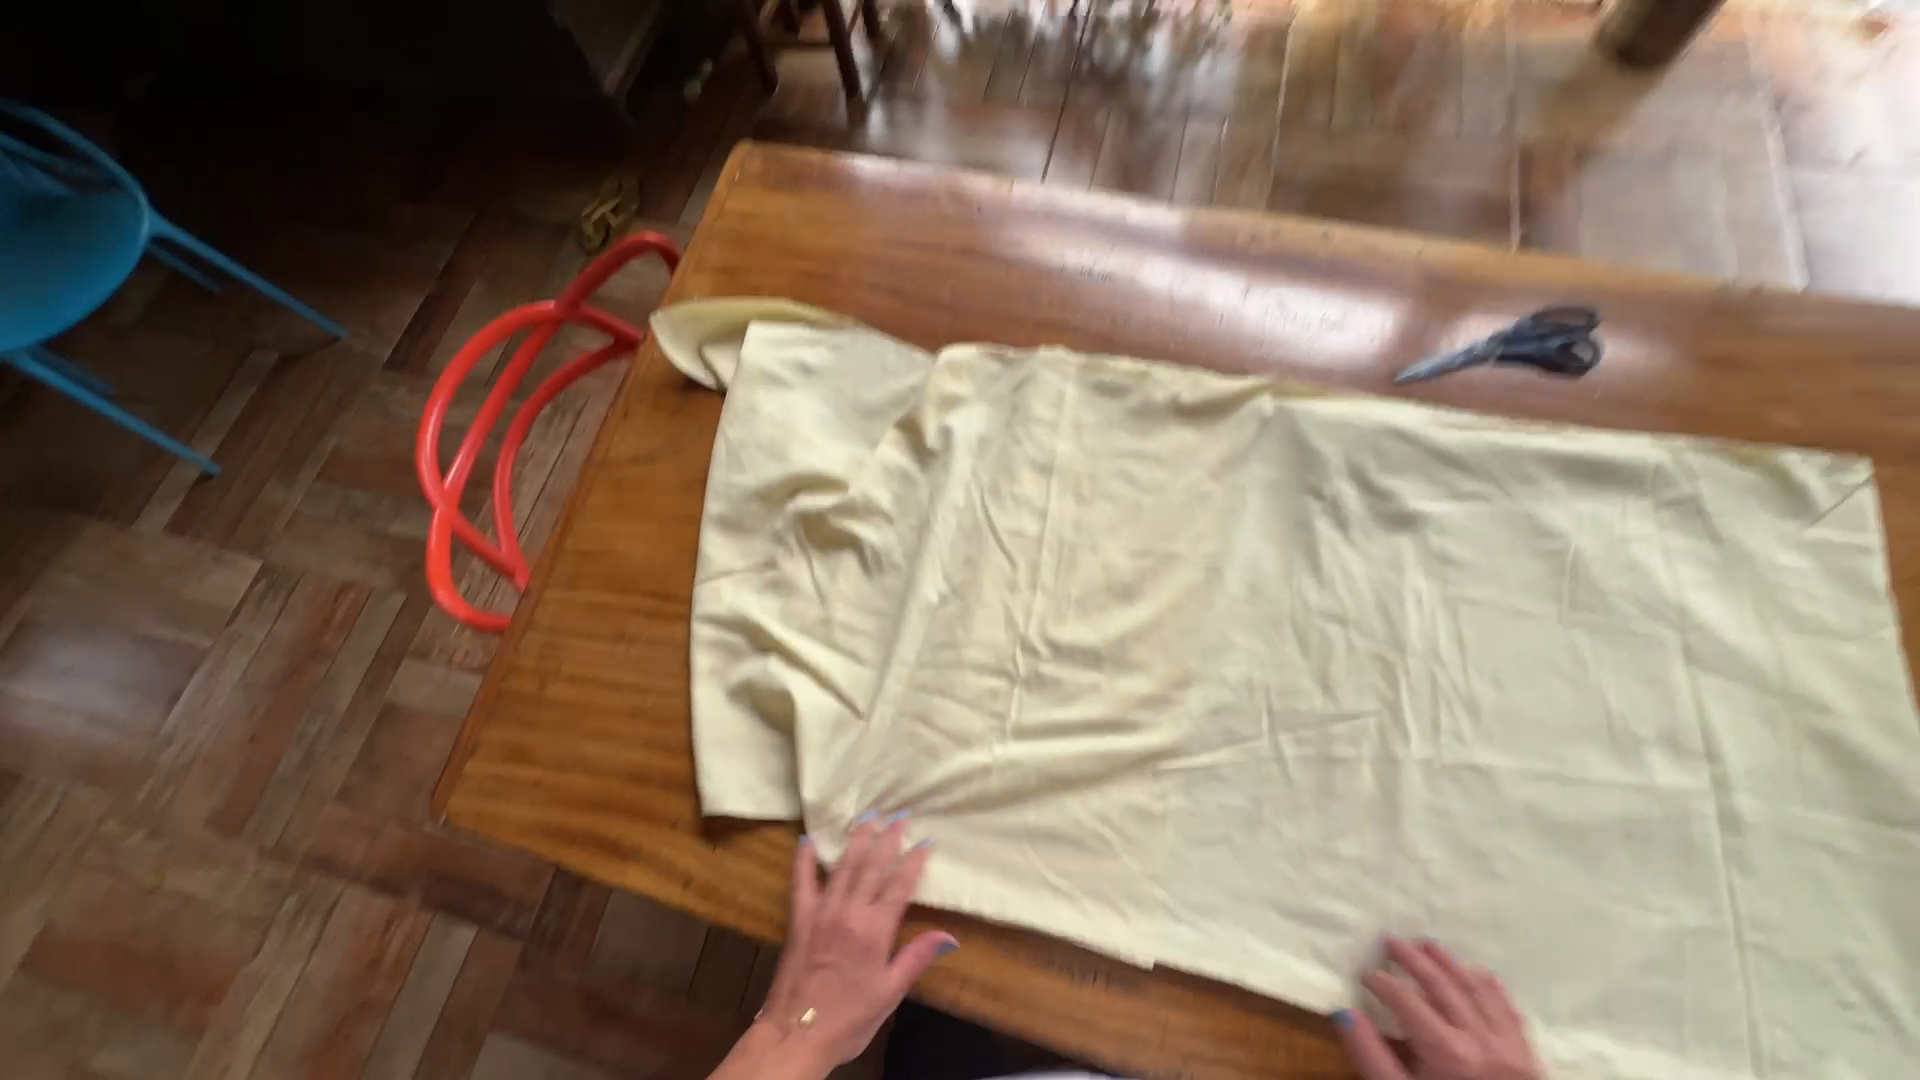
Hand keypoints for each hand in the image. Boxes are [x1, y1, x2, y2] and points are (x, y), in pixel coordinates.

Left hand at [714, 815, 956, 1079]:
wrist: (796, 1035)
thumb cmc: (848, 1019)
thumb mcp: (890, 992)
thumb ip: (916, 958)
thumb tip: (949, 935)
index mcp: (875, 930)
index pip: (900, 885)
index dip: (914, 861)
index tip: (926, 839)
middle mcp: (850, 911)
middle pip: (873, 867)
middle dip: (888, 839)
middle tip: (900, 815)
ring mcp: (822, 911)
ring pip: (844, 866)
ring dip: (857, 839)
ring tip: (868, 816)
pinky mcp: (799, 917)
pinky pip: (801, 881)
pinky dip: (804, 858)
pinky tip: (808, 838)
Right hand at [1335, 936, 1540, 1079]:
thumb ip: (1371, 1055)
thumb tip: (1343, 1012)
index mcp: (1446, 1052)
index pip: (1405, 999)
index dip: (1381, 982)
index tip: (1364, 974)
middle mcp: (1481, 1042)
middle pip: (1442, 987)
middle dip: (1414, 960)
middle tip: (1391, 940)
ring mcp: (1510, 1050)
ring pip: (1478, 992)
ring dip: (1451, 965)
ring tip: (1429, 945)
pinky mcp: (1531, 1061)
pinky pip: (1511, 1014)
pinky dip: (1493, 990)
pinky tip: (1481, 974)